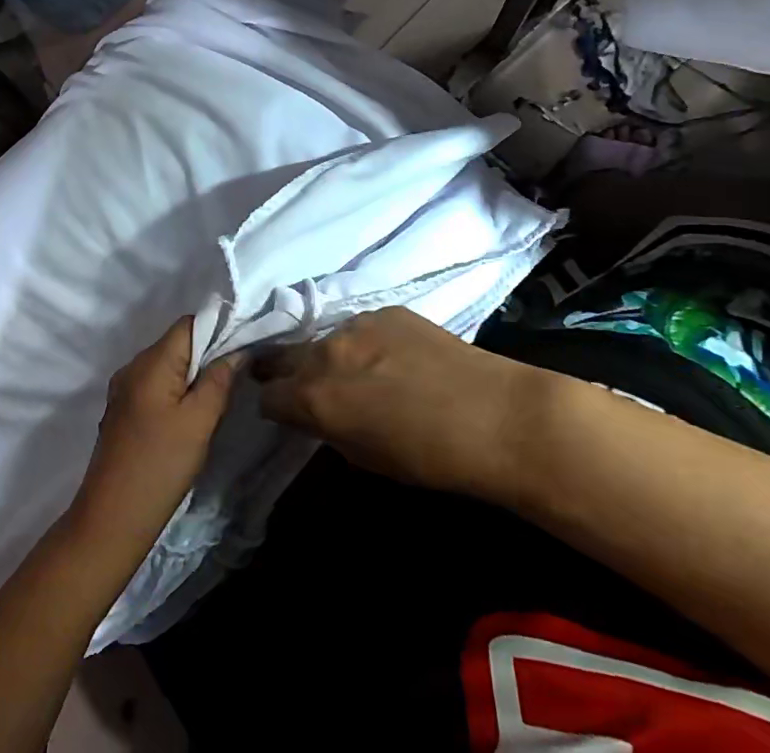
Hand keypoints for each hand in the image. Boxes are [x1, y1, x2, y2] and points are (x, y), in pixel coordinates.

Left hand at [69, 317, 241, 542]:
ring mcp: (124, 390)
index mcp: (149, 363)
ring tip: (222, 394)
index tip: (246, 345)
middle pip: (176, 344)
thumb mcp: (199, 421)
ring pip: (167, 367)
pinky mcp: (124, 411)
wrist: (115, 513)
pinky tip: (194, 412)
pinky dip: (178, 390)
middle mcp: (132, 367)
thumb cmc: (161, 463)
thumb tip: (237, 350)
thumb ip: (218, 381)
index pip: (186, 325)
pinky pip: (156, 386)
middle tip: (240, 373)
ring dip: (194, 374)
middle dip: (209, 353)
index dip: (218, 328)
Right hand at [253, 306, 560, 501]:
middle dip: (284, 374)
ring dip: (328, 357)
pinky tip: (393, 358)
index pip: (267, 396)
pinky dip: (364, 343)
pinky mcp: (386, 311)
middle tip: (304, 390)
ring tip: (359, 373)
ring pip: (322, 341)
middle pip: (281, 357)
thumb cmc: (431, 457)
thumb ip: (327, 429)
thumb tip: (316, 415)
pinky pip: (359, 328)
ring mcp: (355, 325)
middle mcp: (324, 353)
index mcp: (313, 397)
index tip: (290, 415)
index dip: (276, 408)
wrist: (502, 418)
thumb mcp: (364, 457)